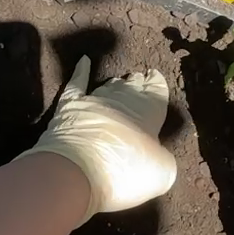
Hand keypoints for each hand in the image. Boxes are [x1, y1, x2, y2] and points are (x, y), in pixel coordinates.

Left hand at [23, 56, 175, 222]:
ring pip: (108, 86)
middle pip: (132, 86)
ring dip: (116, 85)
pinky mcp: (70, 106)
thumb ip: (163, 157)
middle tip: (139, 80)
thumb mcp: (161, 172)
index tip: (156, 78)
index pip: (156, 90)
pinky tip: (84, 62)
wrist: (78, 170)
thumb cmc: (125, 171)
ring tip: (120, 82)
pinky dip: (81, 72)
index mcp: (149, 111)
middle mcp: (123, 99)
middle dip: (137, 83)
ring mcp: (94, 100)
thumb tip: (157, 153)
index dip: (157, 83)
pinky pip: (77, 83)